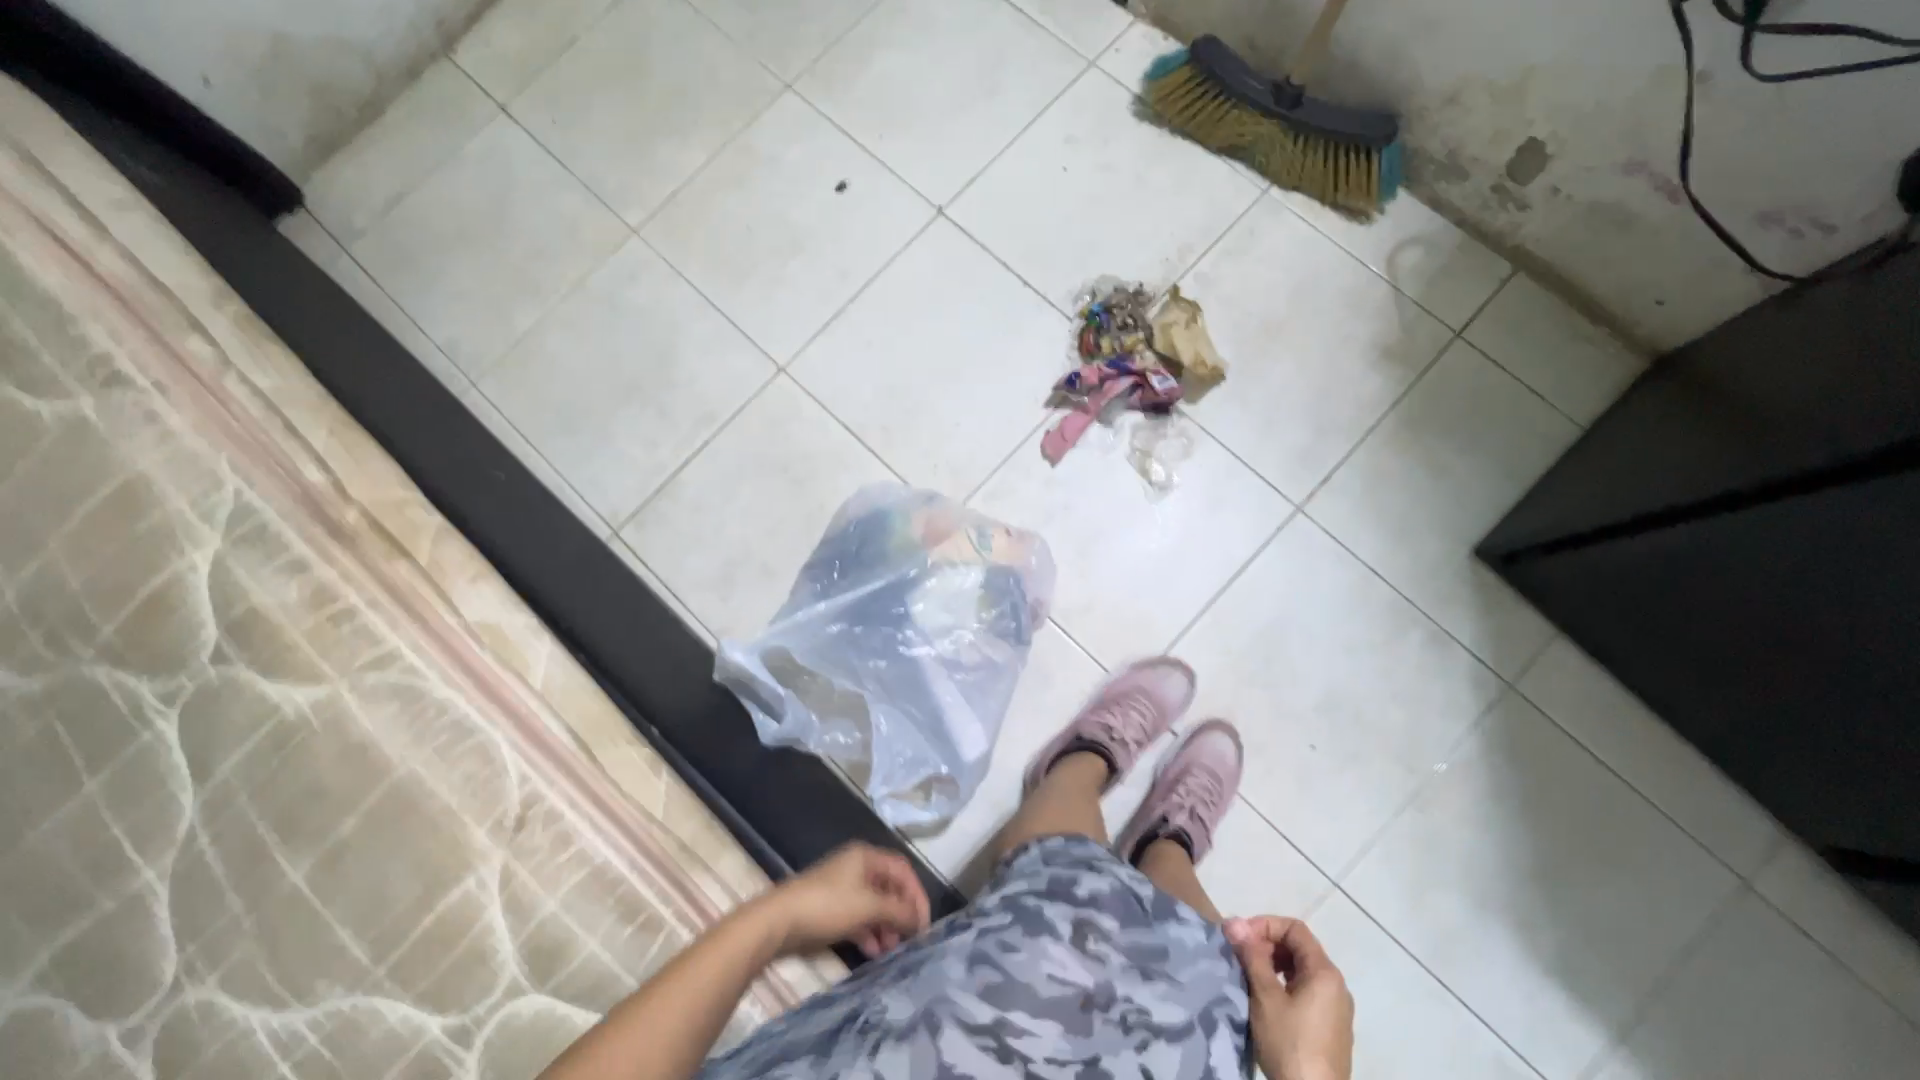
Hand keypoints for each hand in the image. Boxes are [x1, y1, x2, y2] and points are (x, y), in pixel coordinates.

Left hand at [756, 843, 930, 958]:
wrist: (778, 922)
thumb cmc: (828, 906)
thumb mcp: (869, 907)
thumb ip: (899, 911)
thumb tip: (920, 919)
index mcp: (866, 857)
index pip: (903, 871)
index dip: (917, 895)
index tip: (924, 923)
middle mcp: (856, 868)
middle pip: (889, 889)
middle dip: (901, 914)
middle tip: (908, 939)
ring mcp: (842, 889)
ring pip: (874, 906)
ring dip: (886, 927)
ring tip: (890, 949)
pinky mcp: (831, 910)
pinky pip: (859, 919)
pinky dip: (868, 933)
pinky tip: (872, 951)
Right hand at [1225, 916, 1354, 1079]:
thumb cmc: (1289, 1043)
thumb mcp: (1265, 997)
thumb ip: (1251, 956)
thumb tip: (1233, 921)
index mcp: (1325, 972)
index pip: (1295, 928)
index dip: (1264, 925)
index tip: (1239, 940)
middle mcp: (1336, 985)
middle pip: (1300, 948)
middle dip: (1267, 945)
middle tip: (1240, 958)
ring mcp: (1337, 1008)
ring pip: (1302, 971)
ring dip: (1274, 966)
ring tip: (1250, 979)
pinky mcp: (1331, 1028)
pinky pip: (1307, 992)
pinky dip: (1285, 986)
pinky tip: (1267, 1003)